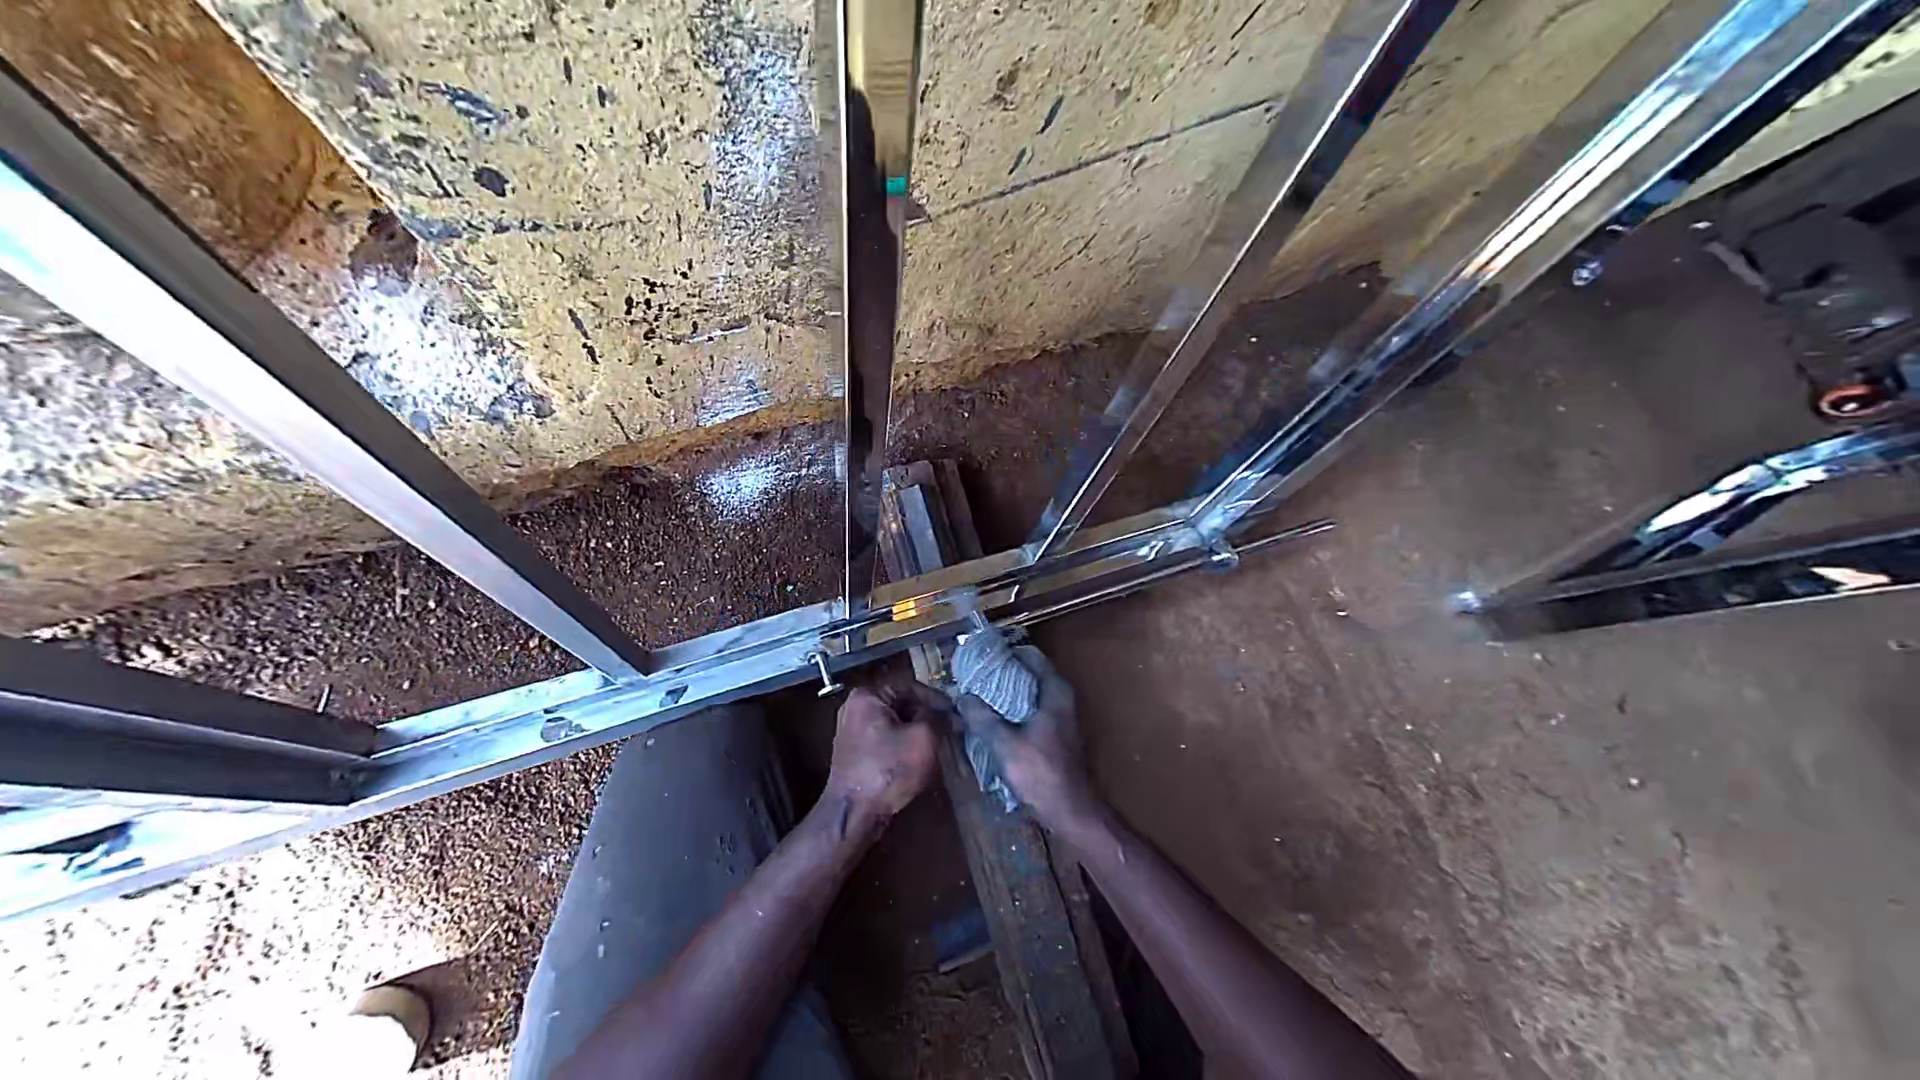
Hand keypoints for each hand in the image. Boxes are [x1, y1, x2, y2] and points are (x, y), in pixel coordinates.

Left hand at [823, 685, 938, 836]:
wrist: (854, 814)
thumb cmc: (888, 769)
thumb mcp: (923, 737)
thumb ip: (939, 718)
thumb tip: (950, 714)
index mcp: (867, 696)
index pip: (911, 688)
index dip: (937, 701)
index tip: (956, 715)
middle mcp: (855, 709)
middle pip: (902, 706)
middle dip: (927, 719)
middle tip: (951, 731)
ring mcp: (852, 732)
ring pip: (895, 726)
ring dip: (917, 735)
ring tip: (939, 746)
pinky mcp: (855, 754)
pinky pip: (886, 742)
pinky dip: (903, 748)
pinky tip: (918, 761)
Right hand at [953, 646, 1098, 832]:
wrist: (1071, 812)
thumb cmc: (1041, 774)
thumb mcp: (1005, 745)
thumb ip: (983, 719)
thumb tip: (962, 697)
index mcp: (1055, 692)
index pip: (1032, 656)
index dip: (1007, 652)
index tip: (981, 654)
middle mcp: (1061, 699)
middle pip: (1030, 674)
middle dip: (1002, 673)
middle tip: (973, 675)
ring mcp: (1060, 717)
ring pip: (1030, 694)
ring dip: (1006, 693)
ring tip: (976, 695)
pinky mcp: (1055, 735)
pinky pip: (1031, 711)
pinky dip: (1013, 710)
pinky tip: (992, 719)